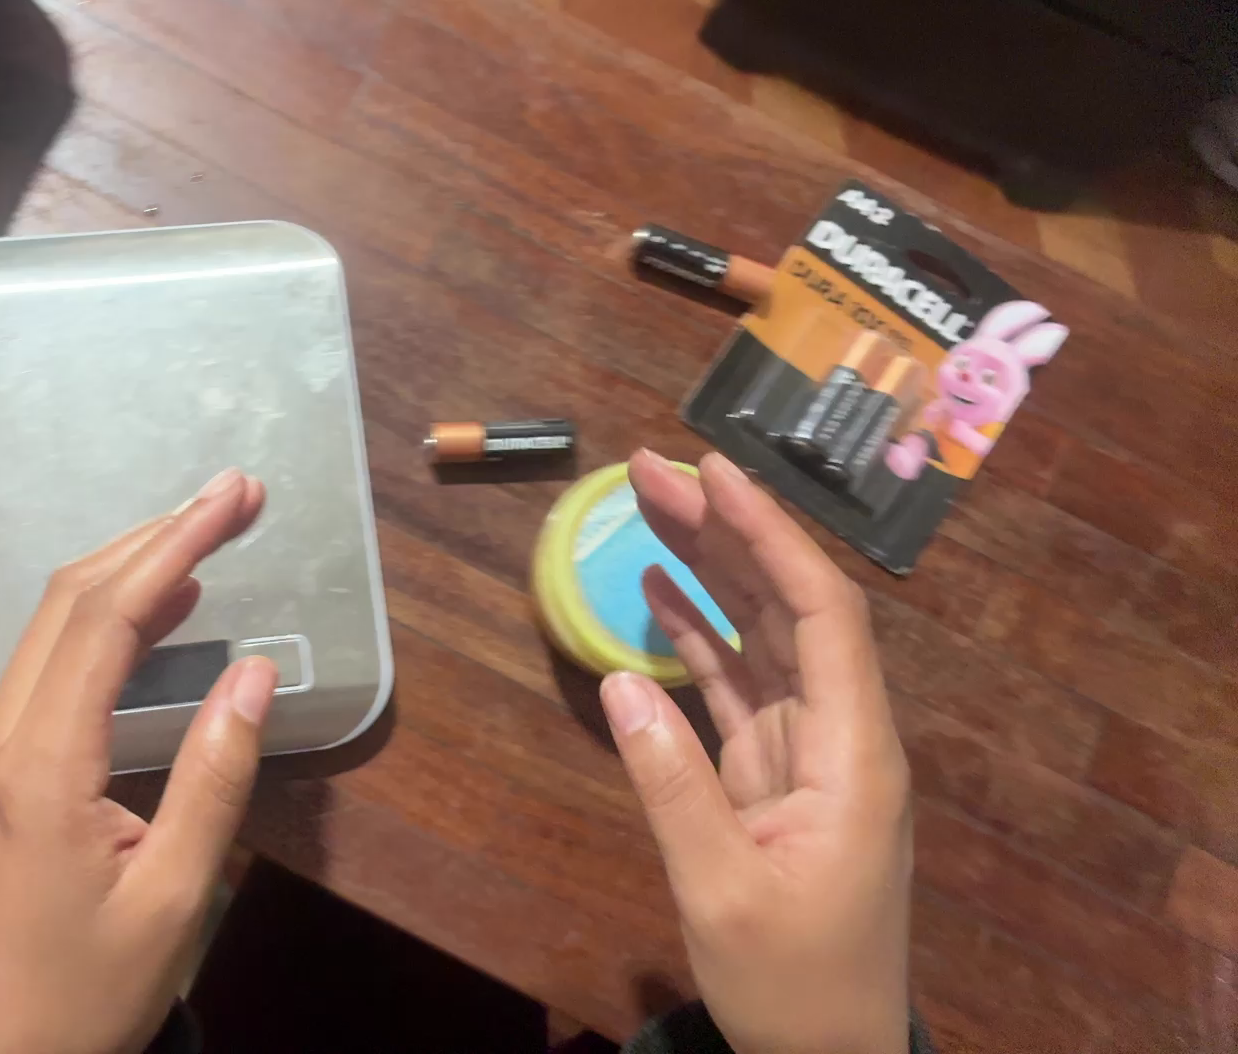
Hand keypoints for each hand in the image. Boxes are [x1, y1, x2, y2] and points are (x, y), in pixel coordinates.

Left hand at [0, 469, 275, 1053]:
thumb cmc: (99, 983)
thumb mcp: (176, 892)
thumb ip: (215, 775)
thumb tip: (254, 670)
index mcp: (42, 762)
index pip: (108, 618)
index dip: (175, 547)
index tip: (232, 502)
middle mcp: (4, 729)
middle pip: (76, 596)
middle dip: (159, 535)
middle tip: (232, 497)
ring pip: (61, 615)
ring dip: (135, 562)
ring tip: (208, 529)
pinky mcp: (7, 749)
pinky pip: (59, 652)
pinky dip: (115, 609)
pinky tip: (165, 599)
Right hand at [607, 451, 912, 1053]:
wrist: (821, 1048)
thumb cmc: (790, 979)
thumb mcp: (722, 889)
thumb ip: (671, 782)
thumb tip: (618, 679)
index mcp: (849, 751)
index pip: (819, 614)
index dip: (770, 538)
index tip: (716, 477)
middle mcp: (833, 728)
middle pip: (781, 605)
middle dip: (723, 531)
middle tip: (653, 472)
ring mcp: (796, 741)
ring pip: (753, 631)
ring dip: (705, 568)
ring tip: (652, 507)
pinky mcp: (762, 758)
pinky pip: (728, 675)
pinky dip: (693, 627)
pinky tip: (659, 588)